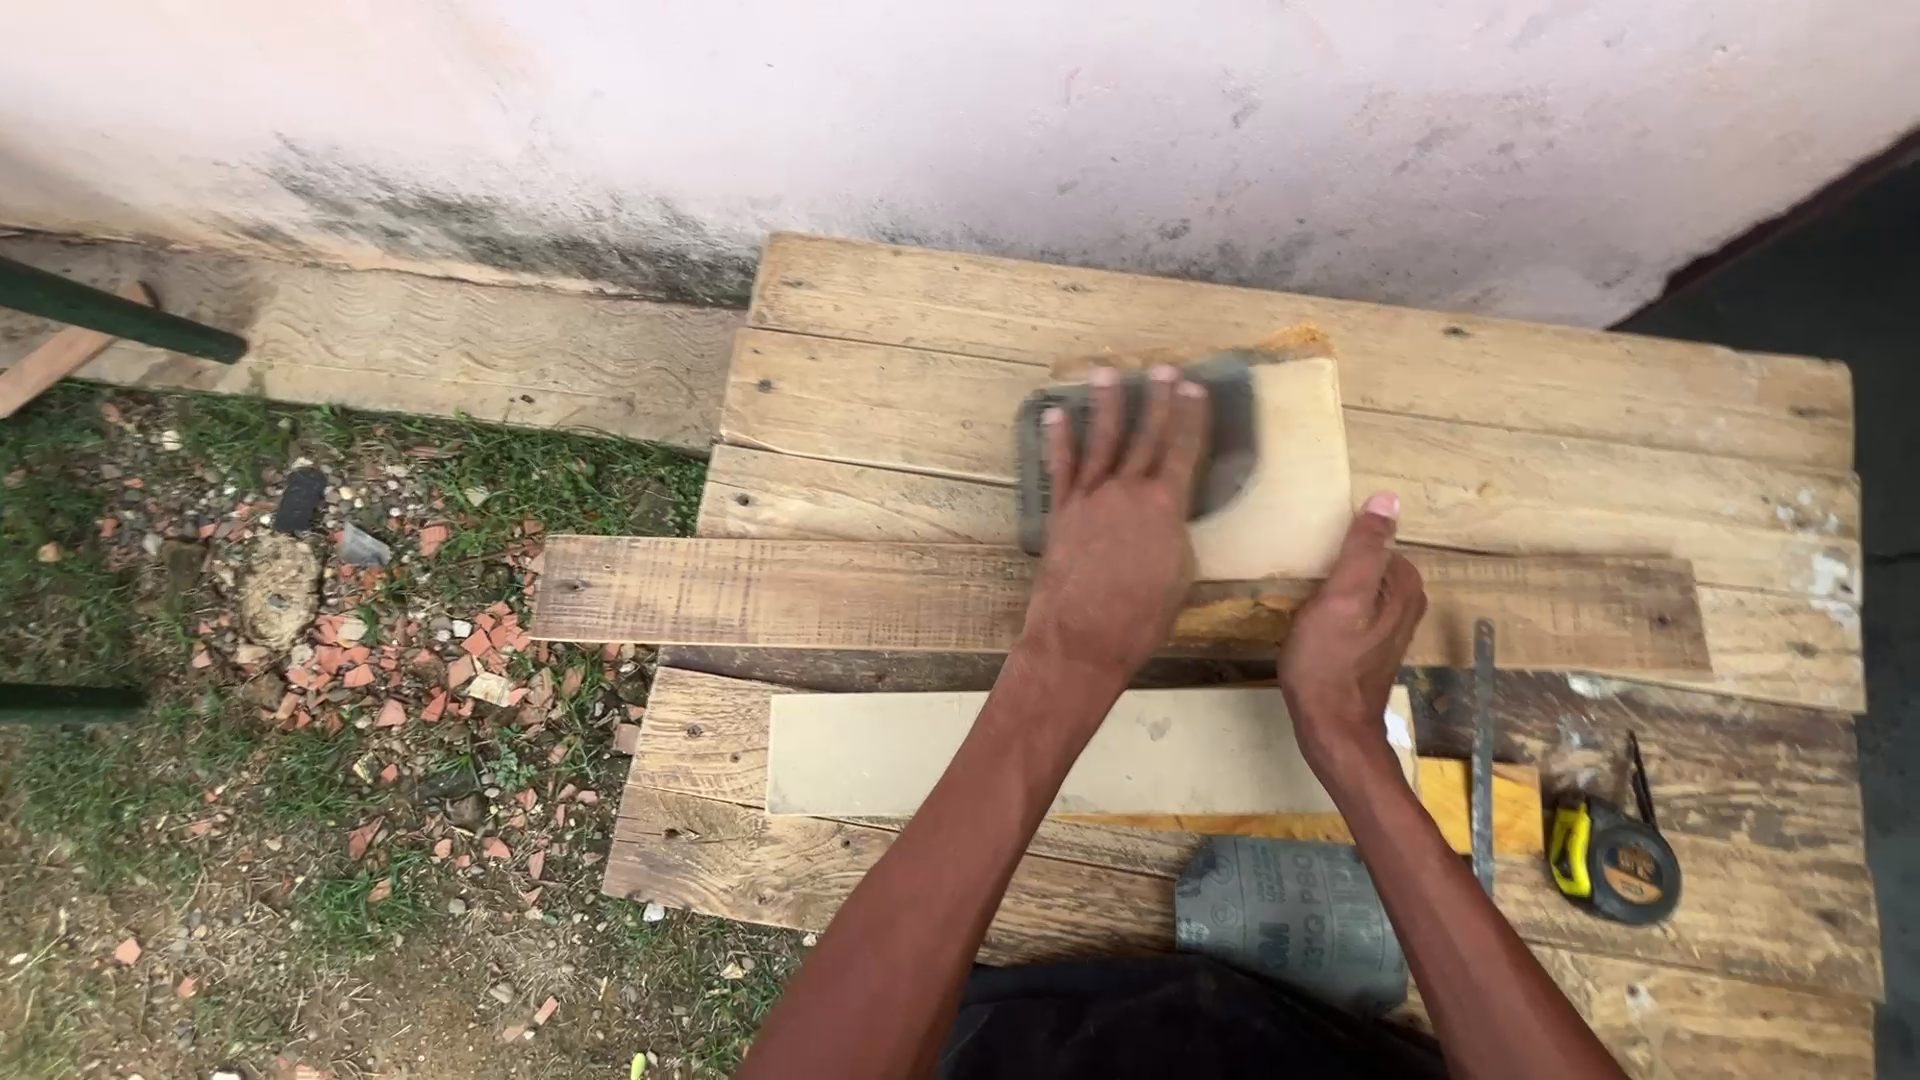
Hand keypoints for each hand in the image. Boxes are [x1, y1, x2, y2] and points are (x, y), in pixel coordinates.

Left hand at [1019, 365, 1210, 685]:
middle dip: (1156, 400)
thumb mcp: (1179, 577)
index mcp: (1165, 507)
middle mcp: (1127, 492)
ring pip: (1101, 442)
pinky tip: (1058, 414)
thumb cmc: (1141, 619)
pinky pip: (1061, 468)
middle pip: (1145, 437)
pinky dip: (1059, 439)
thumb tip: (1168, 518)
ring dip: (1106, 405)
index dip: (1190, 417)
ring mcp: (1090, 499)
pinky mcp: (1061, 512)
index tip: (1194, 388)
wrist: (1082, 638)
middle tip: (1162, 368)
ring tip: (1107, 372)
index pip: (1183, 450)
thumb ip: (1175, 536)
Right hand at [1279, 493, 1427, 783]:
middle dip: (1343, 556)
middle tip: (1304, 560)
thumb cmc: (1328, 662)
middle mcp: (1405, 605)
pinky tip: (1309, 609)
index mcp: (1405, 589)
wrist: (1330, 724)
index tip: (1317, 542)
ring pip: (1362, 585)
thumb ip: (1363, 550)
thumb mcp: (1341, 598)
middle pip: (1372, 563)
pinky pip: (1353, 607)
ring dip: (1336, 579)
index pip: (1381, 542)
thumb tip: (1388, 499)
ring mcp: (1387, 628)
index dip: (1350, 538)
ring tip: (1302, 581)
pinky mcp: (1367, 645)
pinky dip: (1334, 601)